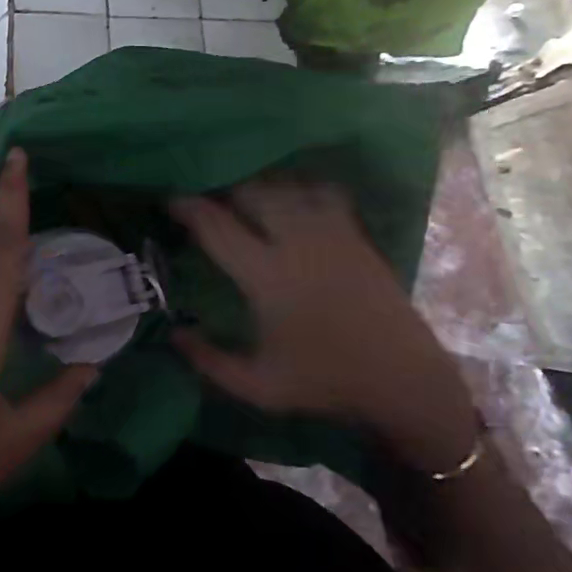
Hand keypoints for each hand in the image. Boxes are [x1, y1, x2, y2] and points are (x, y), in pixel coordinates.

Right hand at [169, 181, 476, 469]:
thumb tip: (173, 332)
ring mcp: (329, 231)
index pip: (216, 226)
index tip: (170, 199)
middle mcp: (295, 241)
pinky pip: (320, 191)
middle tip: (206, 197)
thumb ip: (208, 361)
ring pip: (284, 186)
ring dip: (257, 185)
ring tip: (242, 194)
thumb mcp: (258, 386)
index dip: (187, 207)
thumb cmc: (325, 382)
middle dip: (222, 189)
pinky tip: (290, 195)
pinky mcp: (354, 232)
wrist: (402, 378)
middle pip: (250, 192)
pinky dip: (298, 186)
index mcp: (266, 276)